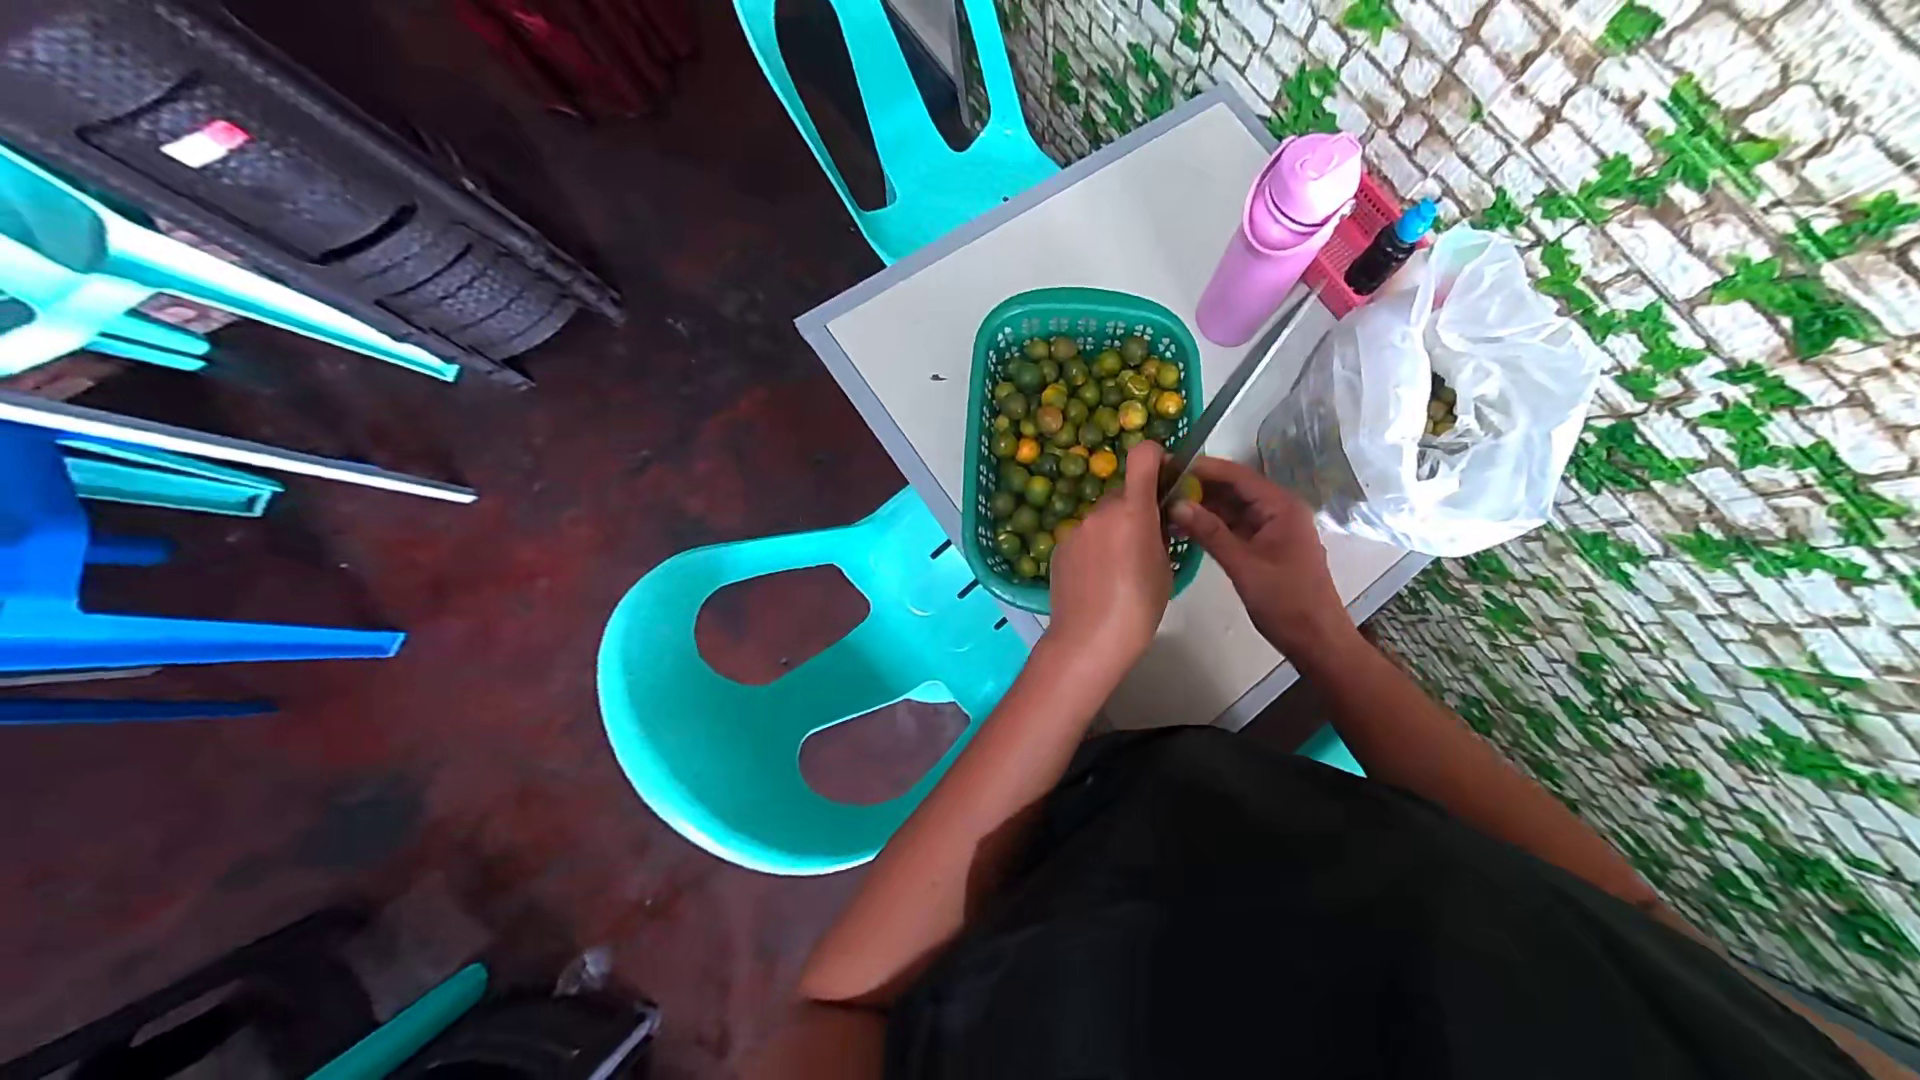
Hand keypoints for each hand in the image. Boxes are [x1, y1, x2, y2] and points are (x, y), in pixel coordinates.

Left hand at [1047, 440, 1172, 669]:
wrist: (1088, 638)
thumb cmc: (1138, 607)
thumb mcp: (1164, 567)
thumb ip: (1160, 533)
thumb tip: (1156, 521)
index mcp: (1132, 510)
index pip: (1143, 455)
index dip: (1156, 458)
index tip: (1165, 475)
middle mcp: (1099, 511)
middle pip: (1122, 493)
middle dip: (1136, 507)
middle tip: (1147, 540)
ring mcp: (1075, 528)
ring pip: (1102, 516)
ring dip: (1113, 528)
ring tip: (1120, 566)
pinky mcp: (1058, 547)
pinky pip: (1083, 536)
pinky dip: (1094, 546)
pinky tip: (1098, 577)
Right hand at [1168, 456, 1355, 660]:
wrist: (1315, 640)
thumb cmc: (1286, 601)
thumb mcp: (1243, 565)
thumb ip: (1209, 532)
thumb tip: (1175, 504)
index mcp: (1281, 507)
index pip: (1237, 476)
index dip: (1203, 469)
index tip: (1169, 466)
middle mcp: (1277, 510)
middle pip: (1233, 489)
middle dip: (1198, 487)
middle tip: (1159, 486)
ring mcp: (1270, 529)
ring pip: (1230, 509)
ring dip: (1201, 507)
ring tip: (1164, 504)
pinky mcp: (1262, 546)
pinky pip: (1232, 527)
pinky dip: (1209, 526)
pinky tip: (1183, 528)